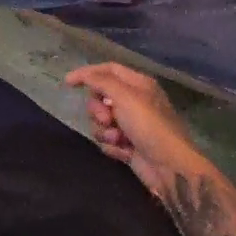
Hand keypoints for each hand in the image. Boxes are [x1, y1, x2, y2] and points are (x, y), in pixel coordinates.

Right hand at [65, 62, 207, 198]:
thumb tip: (83, 75)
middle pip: (100, 97)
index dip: (87, 73)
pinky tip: (124, 152)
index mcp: (138, 84)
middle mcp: (134, 101)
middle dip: (97, 110)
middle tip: (107, 119)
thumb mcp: (125, 97)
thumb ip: (101, 82)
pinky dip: (112, 146)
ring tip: (118, 139)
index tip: (68, 83)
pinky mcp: (127, 145)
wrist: (167, 165)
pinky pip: (107, 140)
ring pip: (101, 122)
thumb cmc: (148, 126)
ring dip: (105, 131)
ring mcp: (130, 124)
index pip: (108, 70)